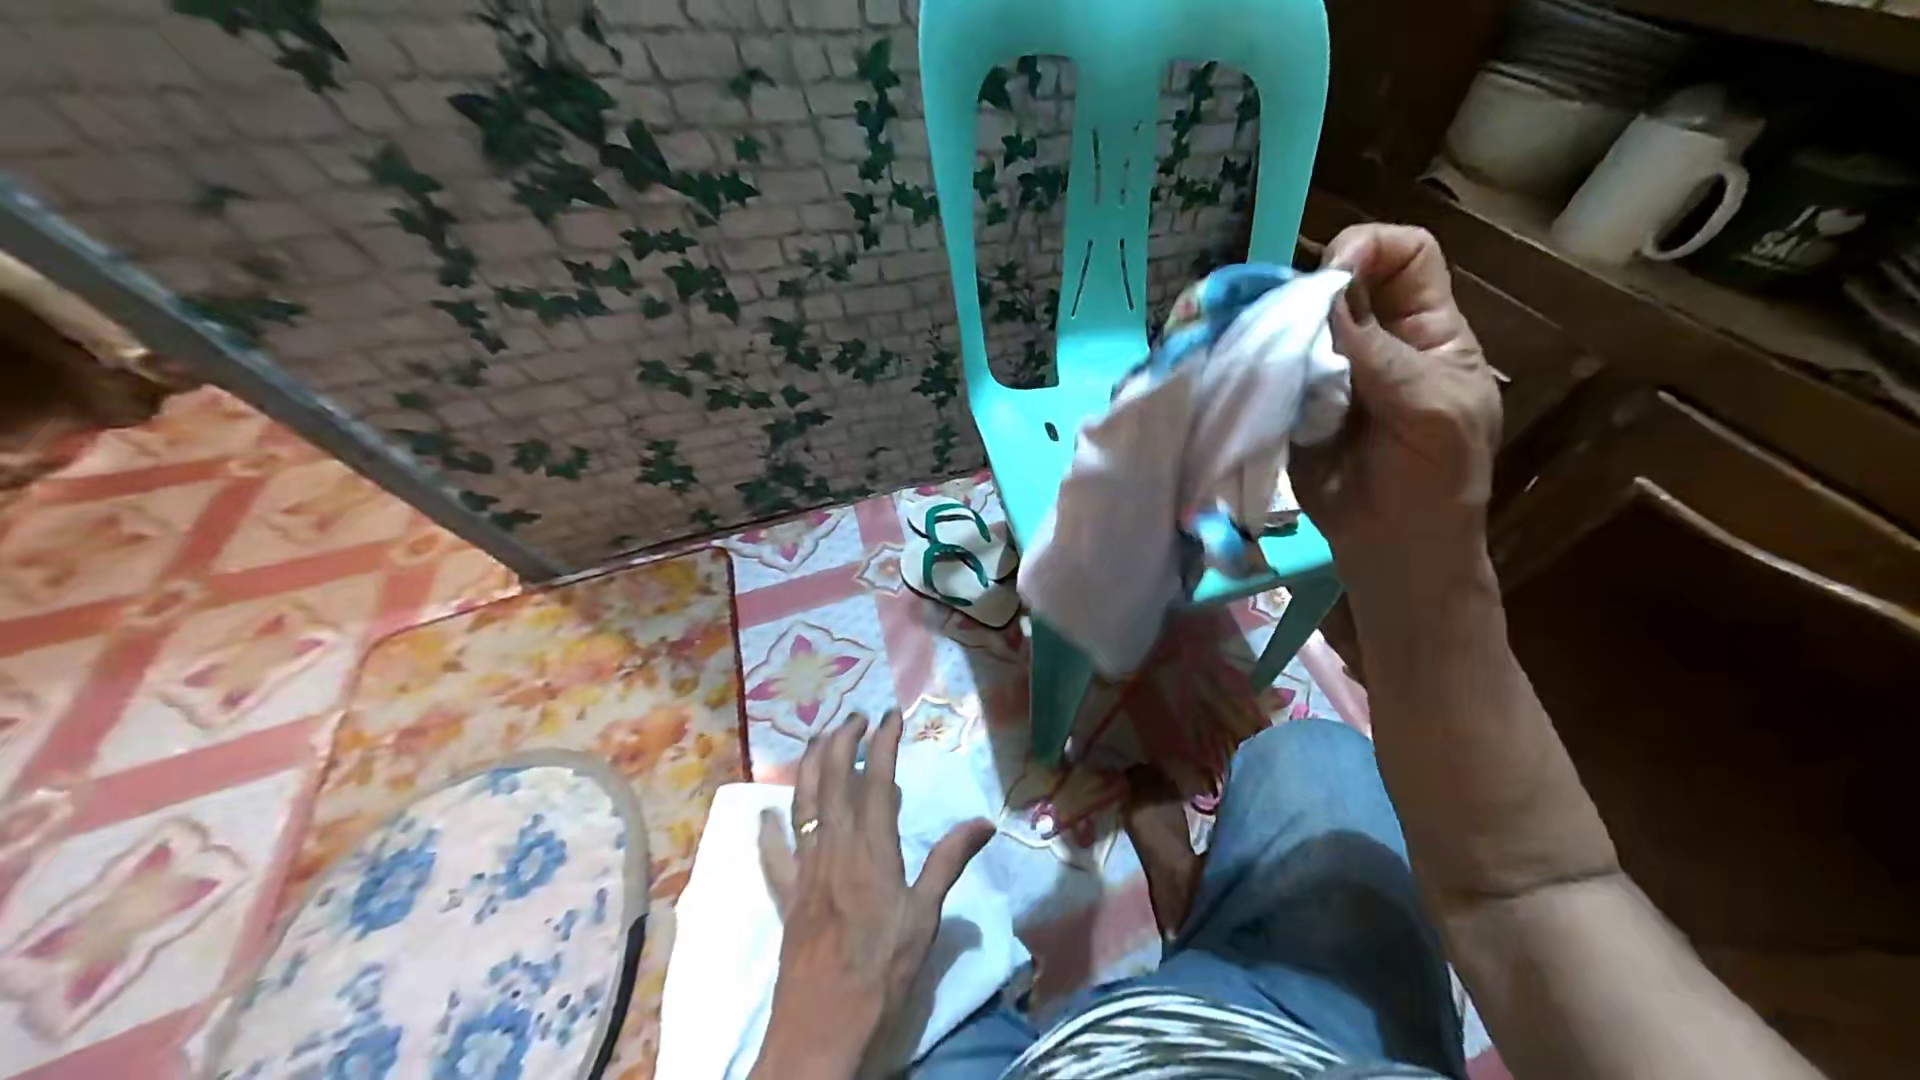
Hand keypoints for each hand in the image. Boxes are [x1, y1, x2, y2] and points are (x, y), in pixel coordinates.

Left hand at [749, 711, 994, 1079]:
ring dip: (808, 765)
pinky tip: (765, 813)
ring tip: (817, 739)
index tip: (889, 714)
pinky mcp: (786, 895)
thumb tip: (983, 822)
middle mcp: (834, 847)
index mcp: (872, 849)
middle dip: (842, 740)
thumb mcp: (925, 918)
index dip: (883, 742)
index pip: (876, 780)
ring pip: (802, 803)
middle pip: (832, 779)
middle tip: (854, 716)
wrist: (822, 1029)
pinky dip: (768, 830)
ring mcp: (804, 869)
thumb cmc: (882, 972)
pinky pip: (773, 855)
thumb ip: (949, 863)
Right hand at [1293, 224, 1502, 601]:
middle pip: (1339, 286)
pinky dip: (1256, 371)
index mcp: (1426, 330)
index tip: (1332, 276)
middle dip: (1309, 294)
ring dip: (1276, 335)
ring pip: (1296, 328)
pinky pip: (1269, 372)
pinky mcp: (1289, 405)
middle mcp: (1373, 341)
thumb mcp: (1429, 407)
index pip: (1405, 255)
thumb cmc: (1434, 478)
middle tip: (1280, 324)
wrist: (1390, 546)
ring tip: (1259, 357)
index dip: (1370, 249)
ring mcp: (1326, 373)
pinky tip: (1246, 382)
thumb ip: (1377, 352)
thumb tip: (1321, 292)